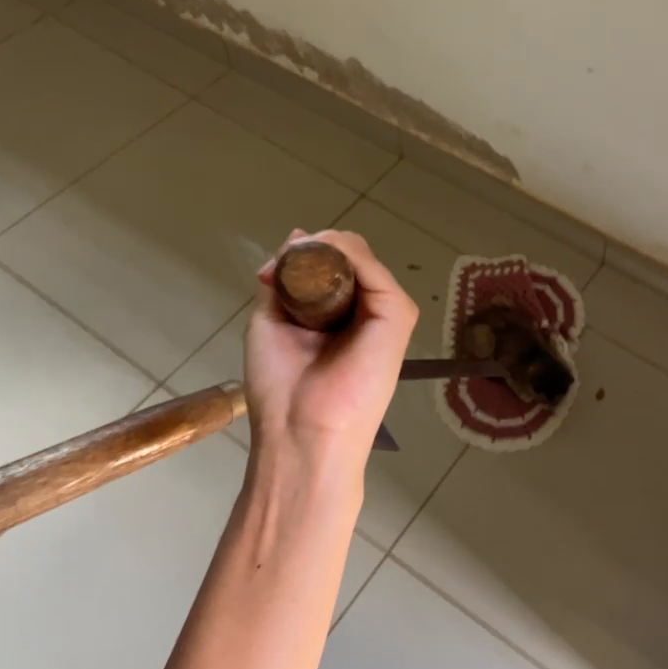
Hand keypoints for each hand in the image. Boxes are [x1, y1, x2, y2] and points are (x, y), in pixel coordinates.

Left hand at [245, 229, 418, 464]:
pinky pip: (373, 269)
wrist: (302, 430)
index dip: (302, 256)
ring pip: (360, 256)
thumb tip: (297, 238)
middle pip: (349, 256)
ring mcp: (386, 309)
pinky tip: (317, 260)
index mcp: (343, 314)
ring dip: (324, 247)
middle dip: (312, 248)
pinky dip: (344, 254)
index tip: (269, 271)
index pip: (333, 266)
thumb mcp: (272, 322)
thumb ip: (283, 284)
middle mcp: (367, 308)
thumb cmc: (283, 389)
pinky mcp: (398, 312)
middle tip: (278, 267)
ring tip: (292, 264)